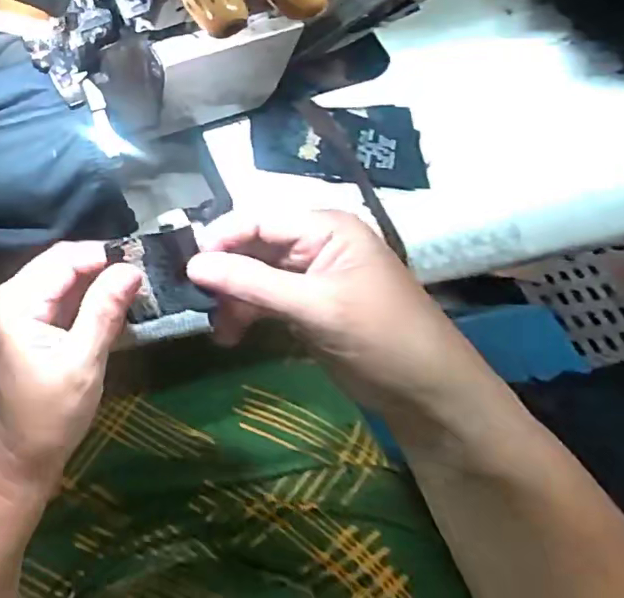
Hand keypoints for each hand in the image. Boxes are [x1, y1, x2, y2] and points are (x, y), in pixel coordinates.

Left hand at [0, 242, 141, 497]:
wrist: (18, 456)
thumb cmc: (49, 415)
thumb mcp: (83, 363)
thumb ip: (104, 311)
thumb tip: (130, 269)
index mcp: (16, 300)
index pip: (62, 259)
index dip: (102, 254)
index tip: (142, 259)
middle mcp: (11, 293)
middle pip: (60, 262)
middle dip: (100, 263)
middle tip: (143, 270)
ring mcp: (17, 306)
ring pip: (62, 275)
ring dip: (96, 277)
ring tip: (135, 283)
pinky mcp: (28, 320)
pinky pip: (59, 293)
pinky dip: (86, 294)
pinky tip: (113, 300)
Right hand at [186, 210, 496, 430]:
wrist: (436, 403)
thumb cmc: (384, 341)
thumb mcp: (316, 309)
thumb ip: (251, 283)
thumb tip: (191, 265)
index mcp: (324, 227)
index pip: (255, 221)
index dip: (219, 240)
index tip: (187, 268)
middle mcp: (313, 241)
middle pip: (249, 246)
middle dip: (223, 274)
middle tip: (197, 301)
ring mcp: (308, 272)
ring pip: (250, 273)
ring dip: (231, 299)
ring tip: (218, 329)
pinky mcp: (305, 301)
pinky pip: (261, 296)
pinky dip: (244, 313)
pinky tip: (230, 335)